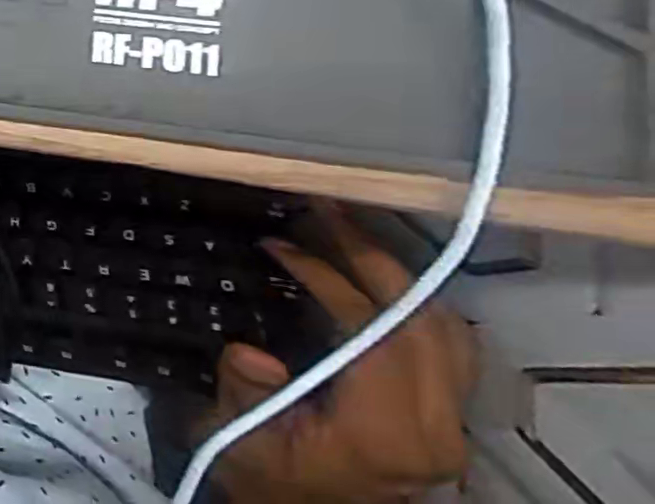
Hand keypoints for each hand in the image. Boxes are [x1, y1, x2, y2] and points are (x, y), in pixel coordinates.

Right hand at [202, 202, 476, 503]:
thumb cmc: (257, 469)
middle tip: (322, 212)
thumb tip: (252, 350)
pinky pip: (444, 348)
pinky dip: (409, 303)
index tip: (277, 245)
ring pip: (448, 334)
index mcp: (385, 435)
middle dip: (375, 261)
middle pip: (427, 328)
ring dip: (398, 278)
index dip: (332, 280)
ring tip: (343, 233)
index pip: (379, 337)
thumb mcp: (233, 435)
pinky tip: (368, 279)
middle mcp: (435, 431)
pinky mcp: (441, 419)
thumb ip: (246, 394)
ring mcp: (448, 426)